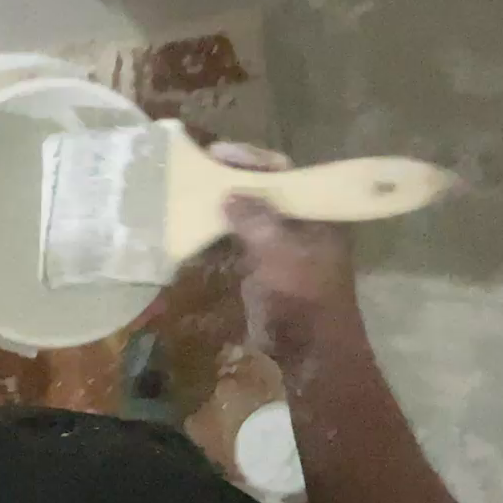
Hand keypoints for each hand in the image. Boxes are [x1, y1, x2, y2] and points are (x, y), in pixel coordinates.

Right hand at [212, 143, 359, 359]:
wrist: (308, 350)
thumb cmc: (303, 296)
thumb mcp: (280, 252)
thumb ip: (256, 220)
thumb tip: (229, 194)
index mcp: (314, 214)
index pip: (283, 174)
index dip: (251, 161)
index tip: (217, 153)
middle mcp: (297, 225)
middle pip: (262, 193)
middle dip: (231, 182)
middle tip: (198, 171)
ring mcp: (277, 248)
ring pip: (246, 218)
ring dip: (219, 209)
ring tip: (188, 196)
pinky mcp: (260, 270)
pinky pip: (235, 244)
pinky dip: (215, 237)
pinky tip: (192, 231)